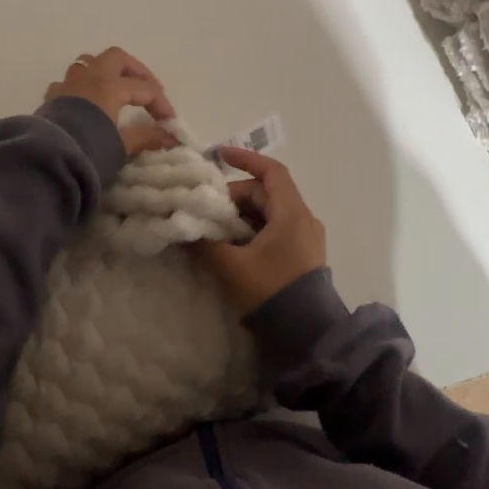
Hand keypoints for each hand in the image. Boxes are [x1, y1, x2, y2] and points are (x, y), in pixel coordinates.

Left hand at [44, 47, 178, 154]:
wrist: (47, 157)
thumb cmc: (89, 149)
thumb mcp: (121, 146)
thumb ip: (146, 138)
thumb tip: (170, 137)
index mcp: (110, 86)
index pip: (144, 89)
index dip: (160, 104)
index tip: (169, 122)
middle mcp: (89, 78)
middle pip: (116, 58)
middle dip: (135, 70)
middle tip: (147, 88)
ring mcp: (68, 84)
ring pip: (89, 62)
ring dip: (106, 70)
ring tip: (116, 87)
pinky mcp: (52, 96)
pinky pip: (69, 81)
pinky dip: (81, 86)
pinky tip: (85, 101)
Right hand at [191, 147, 326, 312]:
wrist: (308, 333)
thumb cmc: (271, 290)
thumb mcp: (232, 267)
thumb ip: (205, 244)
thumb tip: (181, 228)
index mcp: (291, 213)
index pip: (271, 172)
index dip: (245, 159)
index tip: (219, 155)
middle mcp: (303, 219)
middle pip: (265, 193)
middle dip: (234, 197)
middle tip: (206, 210)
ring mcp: (305, 238)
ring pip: (268, 213)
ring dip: (241, 216)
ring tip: (215, 231)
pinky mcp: (302, 255)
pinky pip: (275, 230)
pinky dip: (252, 231)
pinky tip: (232, 247)